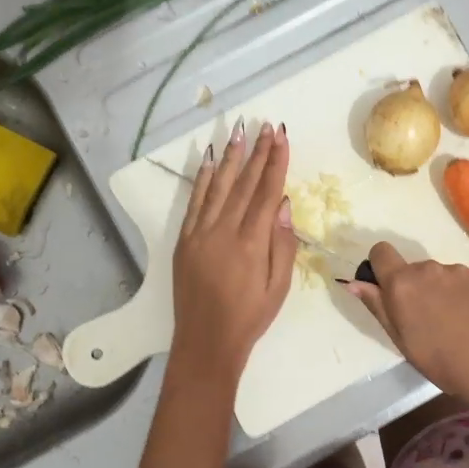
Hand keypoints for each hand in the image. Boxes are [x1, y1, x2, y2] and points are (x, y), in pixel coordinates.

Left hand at [169, 121, 297, 382]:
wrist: (206, 342)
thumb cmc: (250, 318)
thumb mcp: (279, 287)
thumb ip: (282, 244)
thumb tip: (284, 204)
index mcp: (250, 242)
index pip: (266, 191)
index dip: (275, 162)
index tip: (281, 136)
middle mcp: (223, 231)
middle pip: (243, 182)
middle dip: (256, 152)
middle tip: (265, 125)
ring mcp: (200, 233)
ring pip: (218, 186)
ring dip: (229, 157)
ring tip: (239, 132)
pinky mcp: (184, 240)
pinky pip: (194, 202)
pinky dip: (202, 179)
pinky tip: (209, 161)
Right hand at [346, 242, 468, 400]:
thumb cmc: (443, 363)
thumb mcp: (402, 341)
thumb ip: (377, 307)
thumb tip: (354, 282)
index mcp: (403, 284)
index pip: (381, 252)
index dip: (381, 267)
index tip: (389, 291)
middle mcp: (429, 269)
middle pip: (414, 270)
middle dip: (416, 289)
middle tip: (428, 322)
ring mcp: (460, 271)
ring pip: (441, 277)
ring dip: (442, 293)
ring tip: (457, 325)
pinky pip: (466, 281)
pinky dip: (467, 296)